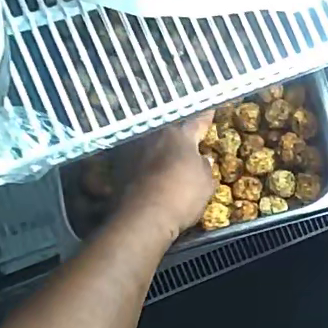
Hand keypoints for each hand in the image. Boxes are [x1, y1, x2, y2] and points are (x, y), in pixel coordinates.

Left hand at [121, 112, 216, 238]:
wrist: (143, 217)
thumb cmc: (181, 195)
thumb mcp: (206, 182)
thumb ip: (205, 166)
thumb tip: (202, 158)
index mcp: (179, 133)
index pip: (197, 120)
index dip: (205, 117)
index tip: (210, 110)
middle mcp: (153, 134)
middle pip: (169, 129)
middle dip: (178, 132)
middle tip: (186, 137)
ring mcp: (133, 148)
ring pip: (150, 142)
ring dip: (158, 146)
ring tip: (166, 156)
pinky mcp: (118, 166)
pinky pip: (137, 158)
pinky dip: (144, 163)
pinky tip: (150, 172)